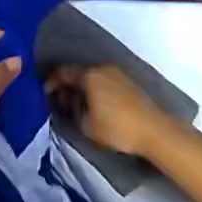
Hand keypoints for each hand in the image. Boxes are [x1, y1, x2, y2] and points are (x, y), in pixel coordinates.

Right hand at [46, 64, 177, 157]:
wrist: (156, 132)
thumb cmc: (118, 128)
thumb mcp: (87, 126)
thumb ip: (74, 114)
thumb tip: (71, 107)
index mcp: (90, 76)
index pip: (64, 72)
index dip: (51, 82)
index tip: (45, 93)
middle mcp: (103, 69)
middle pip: (79, 73)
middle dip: (67, 87)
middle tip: (61, 103)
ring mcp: (119, 74)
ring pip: (93, 77)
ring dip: (83, 89)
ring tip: (79, 107)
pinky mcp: (130, 83)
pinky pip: (105, 82)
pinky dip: (96, 90)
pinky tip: (96, 106)